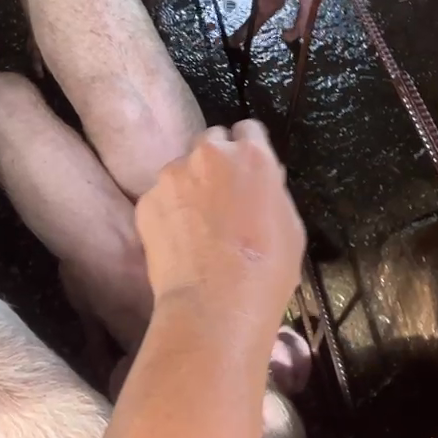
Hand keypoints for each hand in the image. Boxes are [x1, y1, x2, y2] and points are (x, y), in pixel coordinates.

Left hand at [135, 120, 304, 329]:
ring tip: (196, 226)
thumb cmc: (266, 270)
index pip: (248, 130)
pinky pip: (160, 198)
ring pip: (182, 170)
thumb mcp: (289, 223)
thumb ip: (272, 189)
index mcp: (251, 154)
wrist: (215, 307)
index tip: (248, 170)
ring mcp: (173, 174)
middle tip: (222, 197)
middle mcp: (210, 153)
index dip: (249, 150)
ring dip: (190, 187)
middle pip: (212, 141)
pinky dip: (168, 212)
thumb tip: (262, 183)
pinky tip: (178, 242)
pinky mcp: (147, 200)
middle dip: (217, 163)